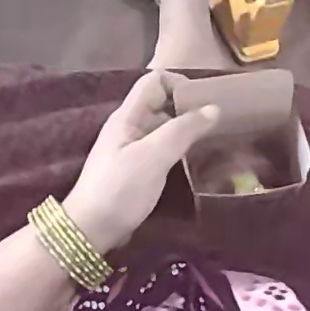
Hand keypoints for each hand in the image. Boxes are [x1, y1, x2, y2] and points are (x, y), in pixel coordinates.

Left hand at [62, 71, 219, 252]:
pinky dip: (180, 150)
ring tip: (214, 142)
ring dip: (187, 131)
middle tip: (218, 124)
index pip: (155, 81)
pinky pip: (162, 149)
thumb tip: (213, 108)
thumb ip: (182, 130)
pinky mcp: (137, 170)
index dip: (180, 84)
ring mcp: (132, 149)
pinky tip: (196, 161)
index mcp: (128, 116)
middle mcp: (129, 127)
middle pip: (162, 103)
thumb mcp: (153, 157)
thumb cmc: (120, 190)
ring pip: (164, 128)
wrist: (91, 230)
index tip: (205, 103)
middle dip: (189, 108)